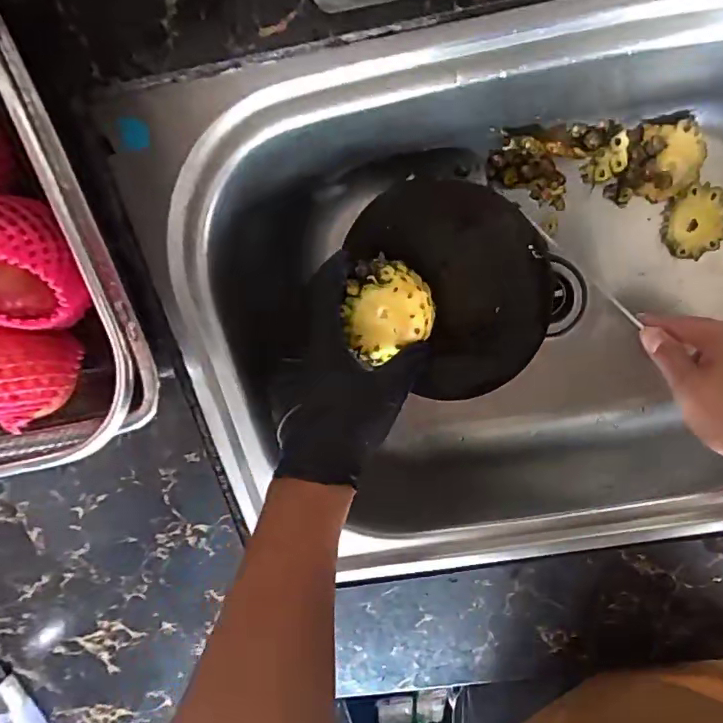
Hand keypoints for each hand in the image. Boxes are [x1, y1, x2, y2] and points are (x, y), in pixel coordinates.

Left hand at [272, 251, 426, 486]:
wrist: (321, 463)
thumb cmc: (352, 423)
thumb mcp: (387, 391)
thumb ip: (407, 364)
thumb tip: (425, 344)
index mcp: (323, 346)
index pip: (323, 296)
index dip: (333, 273)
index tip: (345, 258)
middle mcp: (303, 352)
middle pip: (312, 309)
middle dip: (330, 292)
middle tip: (351, 284)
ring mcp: (297, 371)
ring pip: (311, 332)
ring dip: (328, 317)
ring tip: (350, 314)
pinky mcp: (298, 388)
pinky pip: (312, 352)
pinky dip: (327, 341)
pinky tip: (344, 353)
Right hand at [637, 314, 722, 486]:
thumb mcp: (690, 388)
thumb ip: (669, 358)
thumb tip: (652, 333)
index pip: (682, 323)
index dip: (658, 325)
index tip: (640, 323)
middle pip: (704, 336)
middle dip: (680, 344)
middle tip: (657, 354)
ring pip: (722, 355)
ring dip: (700, 363)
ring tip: (682, 382)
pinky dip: (718, 378)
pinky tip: (713, 399)